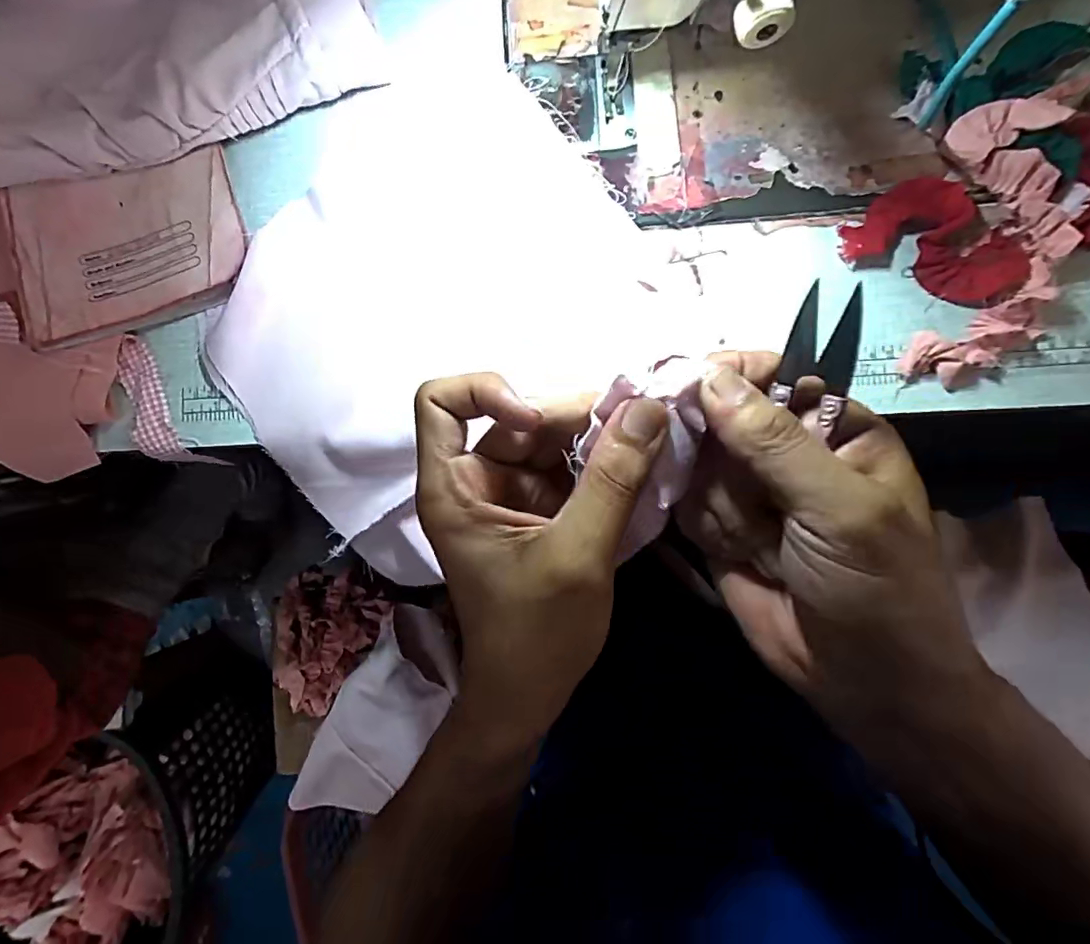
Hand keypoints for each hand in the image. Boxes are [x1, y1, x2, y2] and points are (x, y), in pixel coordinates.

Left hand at [414, 373, 669, 745]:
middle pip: (518, 416)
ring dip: (598, 437)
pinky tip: (641, 466)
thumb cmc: (536, 635)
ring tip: (648, 443)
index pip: (441, 402)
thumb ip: (612, 481)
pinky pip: (572, 465)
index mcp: (456, 487)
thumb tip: (647, 406)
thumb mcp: (577, 555)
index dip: (486, 391)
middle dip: (574, 417)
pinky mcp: (543, 508)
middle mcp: (479, 480)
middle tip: (637, 425)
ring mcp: (512, 493)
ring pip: (552, 438)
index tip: (537, 420)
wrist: (530, 698)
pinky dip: (605, 461)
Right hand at [674, 353, 988, 739]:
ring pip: (699, 462)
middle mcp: (788, 453)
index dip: (732, 375)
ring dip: (718, 500)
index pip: (775, 378)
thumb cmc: (877, 587)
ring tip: (759, 542)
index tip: (689, 381)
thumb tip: (712, 377)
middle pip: (723, 415)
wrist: (871, 689)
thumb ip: (775, 443)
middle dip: (715, 446)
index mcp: (835, 430)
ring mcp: (751, 493)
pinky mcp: (721, 530)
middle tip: (727, 483)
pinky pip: (687, 503)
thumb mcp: (839, 508)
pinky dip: (701, 523)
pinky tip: (736, 552)